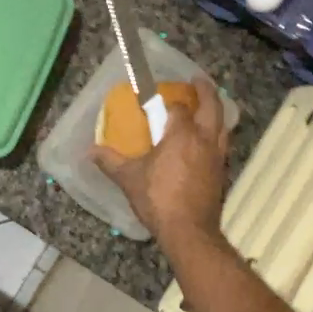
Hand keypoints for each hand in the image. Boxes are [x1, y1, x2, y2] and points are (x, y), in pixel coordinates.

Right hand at [91, 77, 230, 245]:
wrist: (188, 230)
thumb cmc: (158, 199)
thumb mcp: (129, 179)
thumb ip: (110, 161)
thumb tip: (90, 151)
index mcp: (182, 134)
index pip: (178, 108)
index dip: (168, 103)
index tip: (158, 101)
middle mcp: (205, 139)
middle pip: (212, 106)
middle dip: (206, 90)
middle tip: (197, 81)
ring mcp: (217, 156)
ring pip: (223, 124)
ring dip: (216, 111)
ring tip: (207, 108)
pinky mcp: (221, 172)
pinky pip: (222, 143)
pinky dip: (217, 134)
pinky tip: (207, 142)